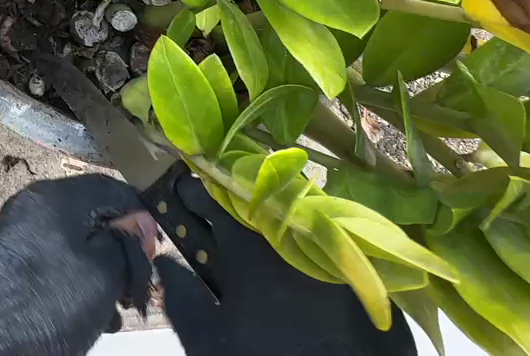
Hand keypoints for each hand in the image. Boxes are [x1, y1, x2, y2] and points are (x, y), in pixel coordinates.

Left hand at [0, 174, 157, 355]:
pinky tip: (92, 311)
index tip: (158, 244)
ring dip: (102, 267)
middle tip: (138, 283)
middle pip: (91, 214)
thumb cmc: (51, 301)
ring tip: (118, 306)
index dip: (139, 213)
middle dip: (120, 247)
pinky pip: (55, 256)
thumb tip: (142, 222)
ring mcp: (20, 229)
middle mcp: (35, 203)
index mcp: (56, 195)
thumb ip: (127, 243)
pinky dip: (77, 276)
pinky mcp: (12, 258)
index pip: (109, 186)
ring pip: (75, 239)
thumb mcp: (103, 273)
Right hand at [156, 176, 415, 355]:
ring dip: (274, 218)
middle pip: (257, 203)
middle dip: (235, 201)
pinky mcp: (365, 285)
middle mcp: (292, 242)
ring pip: (297, 219)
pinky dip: (311, 246)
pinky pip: (333, 246)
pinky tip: (301, 266)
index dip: (194, 192)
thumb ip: (181, 299)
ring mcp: (333, 261)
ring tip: (259, 230)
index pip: (214, 202)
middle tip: (219, 207)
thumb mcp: (210, 344)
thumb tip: (163, 259)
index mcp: (250, 252)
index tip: (182, 189)